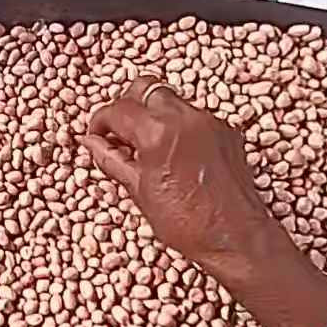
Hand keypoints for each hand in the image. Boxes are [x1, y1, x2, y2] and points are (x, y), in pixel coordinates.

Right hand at [81, 77, 326, 314]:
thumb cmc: (188, 223)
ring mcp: (209, 122)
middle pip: (145, 88)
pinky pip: (193, 116)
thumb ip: (111, 159)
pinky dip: (177, 126)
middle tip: (119, 133)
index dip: (100, 121)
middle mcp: (185, 118)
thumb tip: (91, 142)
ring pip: (170, 100)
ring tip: (146, 146)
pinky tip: (172, 153)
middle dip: (127, 106)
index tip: (97, 134)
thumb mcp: (137, 190)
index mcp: (157, 132)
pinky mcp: (226, 132)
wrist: (235, 239)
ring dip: (152, 114)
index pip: (118, 110)